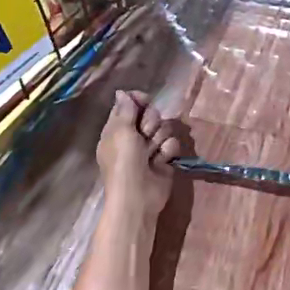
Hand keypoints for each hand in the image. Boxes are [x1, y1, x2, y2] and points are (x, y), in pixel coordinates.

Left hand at [97, 90, 180, 222]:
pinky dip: (168, 151)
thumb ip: (125, 109)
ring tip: (152, 153)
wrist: (138, 197)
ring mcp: (150, 147)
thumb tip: (121, 92)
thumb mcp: (120, 131)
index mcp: (116, 128)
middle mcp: (133, 136)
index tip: (145, 100)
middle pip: (150, 113)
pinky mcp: (165, 158)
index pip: (128, 104)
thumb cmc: (123, 162)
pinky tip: (162, 161)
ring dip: (159, 138)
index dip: (138, 100)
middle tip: (144, 134)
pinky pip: (173, 144)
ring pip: (164, 127)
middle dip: (150, 121)